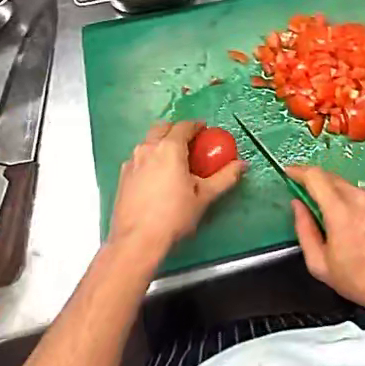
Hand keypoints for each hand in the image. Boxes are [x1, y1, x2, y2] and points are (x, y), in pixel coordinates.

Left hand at [110, 121, 244, 256]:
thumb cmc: (174, 215)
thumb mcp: (204, 196)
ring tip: (173, 160)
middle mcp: (147, 148)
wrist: (137, 239)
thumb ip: (224, 177)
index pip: (184, 126)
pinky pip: (138, 158)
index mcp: (169, 148)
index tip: (204, 131)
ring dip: (161, 143)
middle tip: (189, 143)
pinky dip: (149, 159)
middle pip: (162, 128)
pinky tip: (155, 177)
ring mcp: (132, 161)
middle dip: (176, 130)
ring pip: (148, 142)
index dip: (196, 126)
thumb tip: (241, 165)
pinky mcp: (123, 175)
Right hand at [288, 166, 364, 315]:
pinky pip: (363, 193)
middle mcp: (360, 197)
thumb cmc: (359, 279)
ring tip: (335, 218)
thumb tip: (297, 205)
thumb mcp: (320, 263)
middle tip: (307, 198)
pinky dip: (354, 201)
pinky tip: (357, 222)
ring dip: (335, 194)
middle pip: (330, 177)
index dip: (298, 171)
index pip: (315, 176)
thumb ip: (304, 229)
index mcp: (340, 211)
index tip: (289, 172)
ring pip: (347, 186)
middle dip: (315, 183)